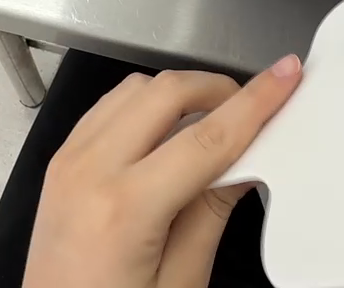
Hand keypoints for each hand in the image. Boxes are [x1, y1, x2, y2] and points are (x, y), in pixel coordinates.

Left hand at [23, 55, 302, 287]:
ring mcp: (69, 160)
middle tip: (251, 106)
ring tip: (210, 122)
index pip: (207, 137)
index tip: (283, 77)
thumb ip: (213, 212)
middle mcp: (89, 171)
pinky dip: (145, 103)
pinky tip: (166, 129)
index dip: (255, 101)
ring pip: (137, 87)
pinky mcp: (61, 160)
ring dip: (180, 93)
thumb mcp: (181, 283)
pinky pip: (109, 104)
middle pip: (168, 91)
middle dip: (217, 88)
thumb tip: (248, 156)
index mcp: (124, 209)